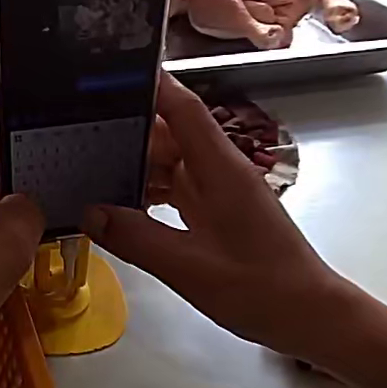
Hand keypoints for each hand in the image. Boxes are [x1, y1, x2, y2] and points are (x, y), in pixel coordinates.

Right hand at [83, 73, 378, 365]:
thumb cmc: (261, 289)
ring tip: (88, 166)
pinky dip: (145, 190)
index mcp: (220, 170)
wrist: (309, 316)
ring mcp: (218, 192)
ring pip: (168, 163)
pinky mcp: (215, 212)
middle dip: (126, 129)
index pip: (183, 109)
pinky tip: (118, 203)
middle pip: (168, 135)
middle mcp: (219, 172)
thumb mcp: (188, 267)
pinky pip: (173, 189)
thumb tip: (90, 212)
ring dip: (133, 163)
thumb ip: (136, 238)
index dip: (151, 85)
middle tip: (77, 131)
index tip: (111, 71)